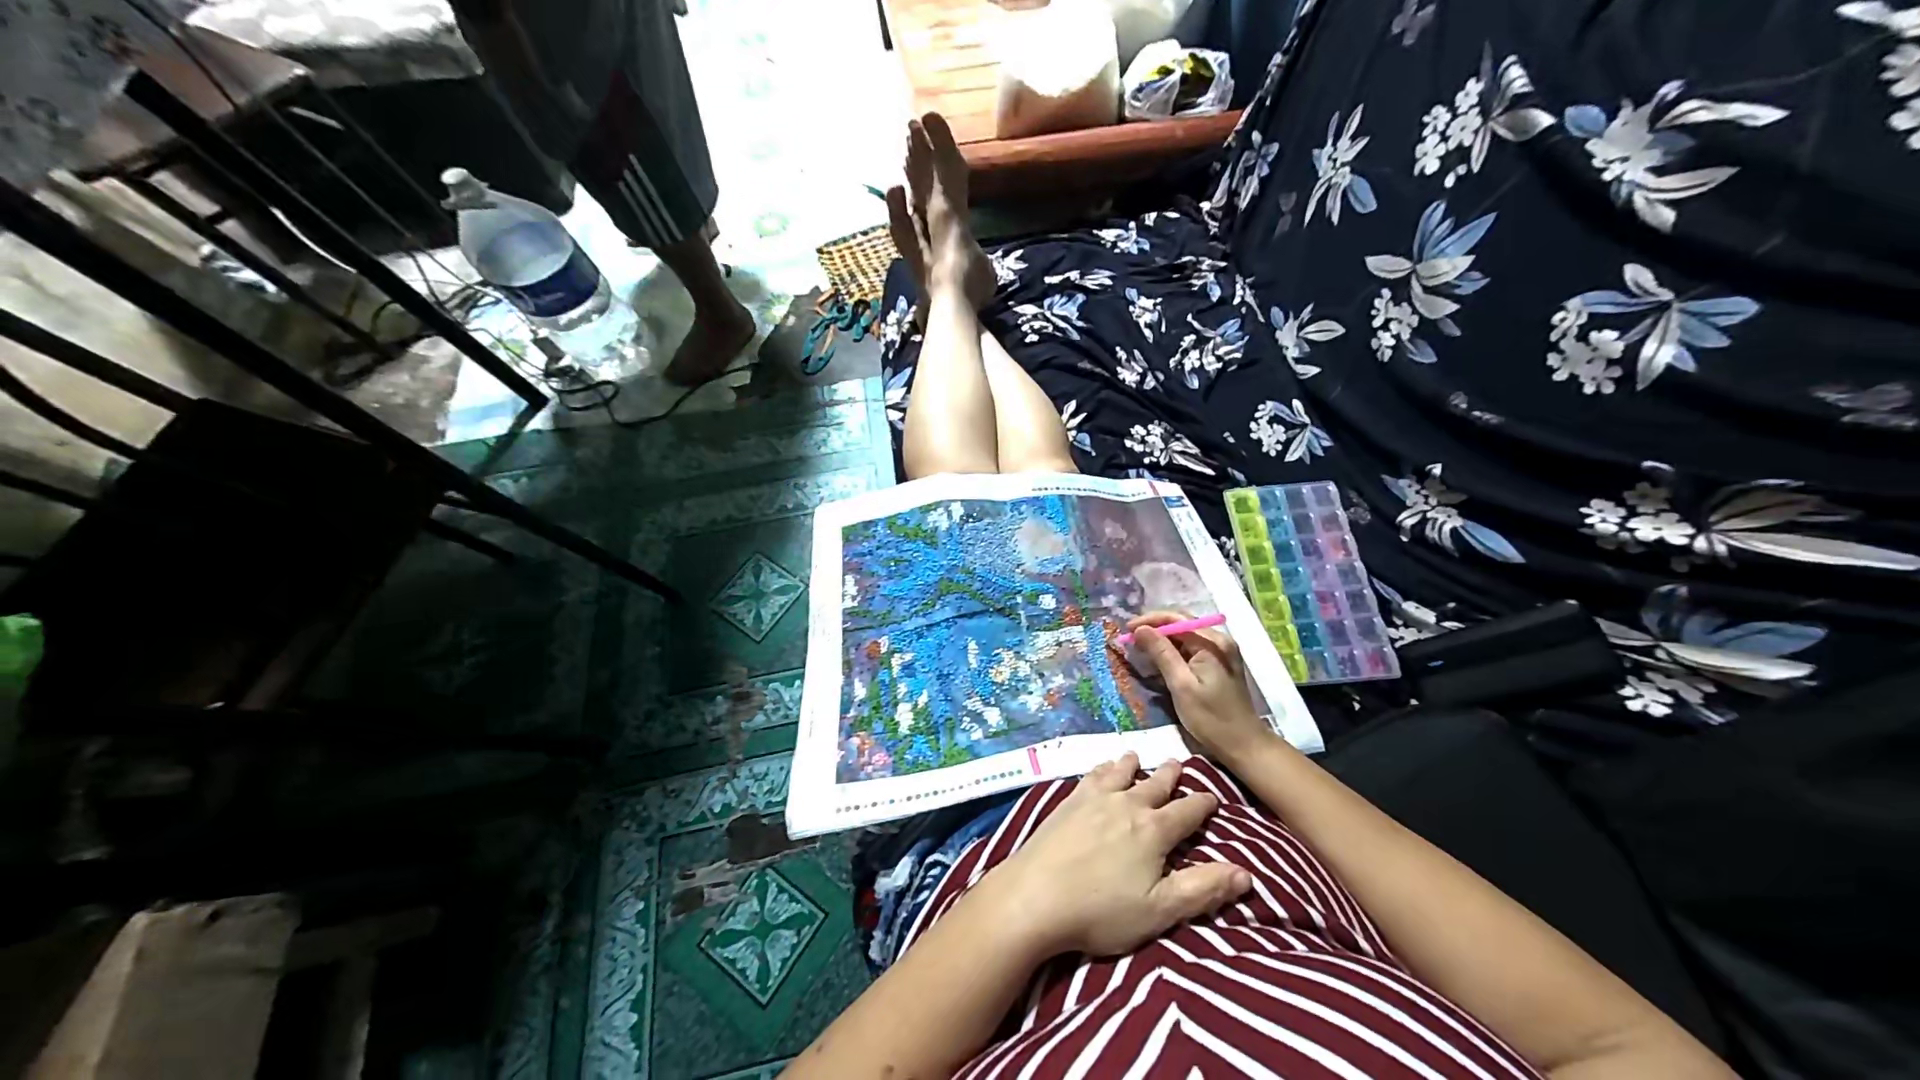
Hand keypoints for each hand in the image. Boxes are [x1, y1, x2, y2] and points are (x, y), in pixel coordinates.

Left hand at [977, 753, 1251, 958]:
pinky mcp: (1067, 802)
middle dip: (1170, 776)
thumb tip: (1246, 873)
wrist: (1034, 896)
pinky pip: (1091, 776)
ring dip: (1133, 765)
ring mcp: (1093, 800)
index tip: (1213, 798)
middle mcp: (1126, 805)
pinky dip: (1101, 768)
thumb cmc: (1101, 910)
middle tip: (1179, 764)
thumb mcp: (1160, 910)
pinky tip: (1099, 769)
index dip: (1203, 805)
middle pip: (1154, 785)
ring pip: (1120, 773)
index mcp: (1154, 831)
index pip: (1187, 811)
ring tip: (1137, 756)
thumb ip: (1203, 889)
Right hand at [1128, 611, 1275, 764]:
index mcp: (1212, 643)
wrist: (1243, 744)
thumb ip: (1161, 654)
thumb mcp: (1181, 685)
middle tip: (1130, 638)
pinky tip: (1159, 659)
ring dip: (1162, 639)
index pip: (1176, 619)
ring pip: (1185, 636)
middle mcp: (1219, 641)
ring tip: (1139, 647)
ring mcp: (1222, 652)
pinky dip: (1173, 650)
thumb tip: (1141, 629)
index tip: (1126, 630)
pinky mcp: (1219, 663)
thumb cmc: (1211, 718)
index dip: (1149, 621)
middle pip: (1181, 624)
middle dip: (1154, 628)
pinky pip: (1192, 648)